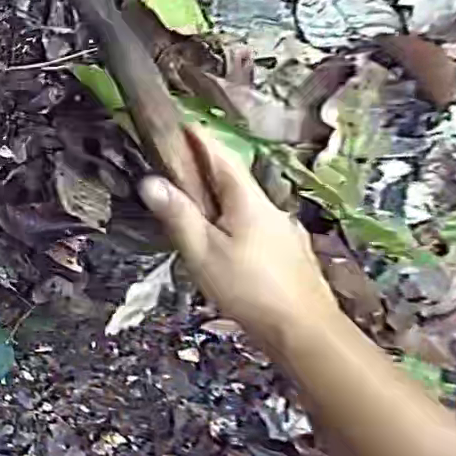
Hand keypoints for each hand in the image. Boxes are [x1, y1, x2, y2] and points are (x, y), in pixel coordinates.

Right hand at [138, 126, 343, 344]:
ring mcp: (283, 232)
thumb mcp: (201, 251)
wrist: (305, 332)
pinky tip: (223, 236)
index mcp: (248, 203)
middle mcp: (270, 210)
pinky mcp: (288, 252)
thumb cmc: (248, 288)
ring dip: (218, 195)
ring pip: (244, 204)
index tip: (182, 122)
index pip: (222, 160)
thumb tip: (150, 180)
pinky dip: (232, 217)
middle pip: (234, 180)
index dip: (201, 140)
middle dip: (206, 168)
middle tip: (177, 162)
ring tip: (193, 202)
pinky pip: (253, 223)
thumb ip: (177, 214)